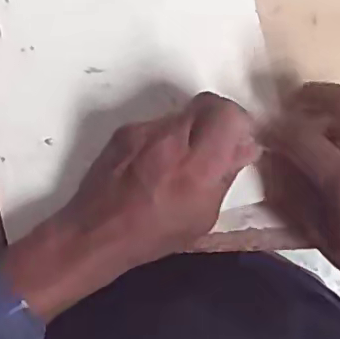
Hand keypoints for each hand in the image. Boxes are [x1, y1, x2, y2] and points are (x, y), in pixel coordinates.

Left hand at [4, 92, 258, 319]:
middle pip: (207, 103)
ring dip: (188, 131)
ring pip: (180, 114)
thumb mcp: (202, 216)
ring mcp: (143, 131)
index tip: (236, 142)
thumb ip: (225, 175)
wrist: (95, 232)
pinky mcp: (123, 131)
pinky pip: (155, 125)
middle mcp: (170, 139)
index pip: (229, 113)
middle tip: (212, 148)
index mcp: (196, 165)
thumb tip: (244, 148)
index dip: (239, 123)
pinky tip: (153, 166)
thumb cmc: (152, 235)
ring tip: (177, 164)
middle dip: (216, 121)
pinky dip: (162, 139)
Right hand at [266, 83, 339, 324]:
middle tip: (290, 104)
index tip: (261, 128)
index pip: (306, 138)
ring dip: (333, 98)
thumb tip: (272, 156)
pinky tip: (332, 129)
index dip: (278, 129)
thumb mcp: (316, 230)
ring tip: (310, 111)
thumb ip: (292, 189)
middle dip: (313, 95)